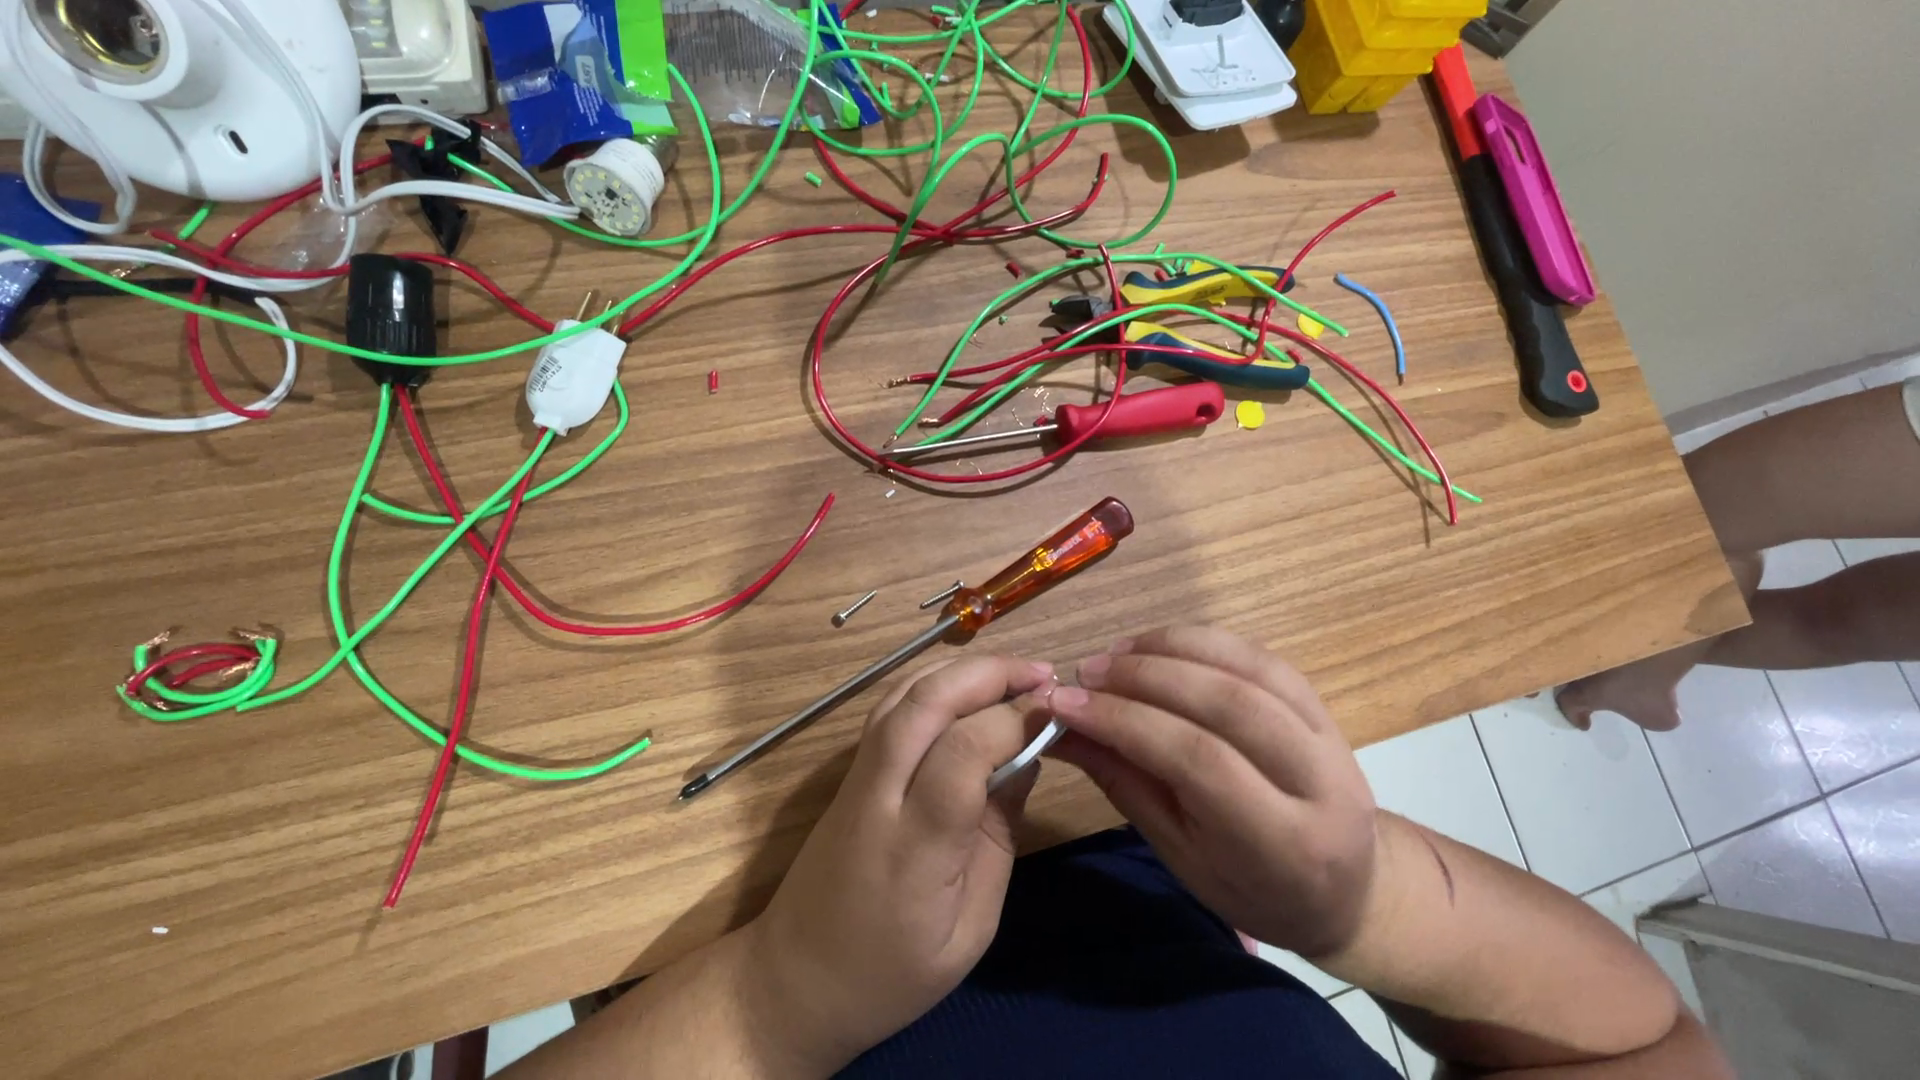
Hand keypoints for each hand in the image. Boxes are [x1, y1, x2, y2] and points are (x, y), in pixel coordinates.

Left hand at [746, 654, 1054, 1071]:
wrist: (792, 983)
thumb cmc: (890, 976)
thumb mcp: (970, 929)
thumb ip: (998, 838)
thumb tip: (1026, 760)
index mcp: (915, 846)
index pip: (964, 750)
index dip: (1014, 719)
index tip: (1056, 712)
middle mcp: (878, 795)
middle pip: (926, 703)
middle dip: (987, 674)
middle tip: (1042, 674)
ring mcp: (854, 778)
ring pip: (900, 695)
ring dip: (957, 670)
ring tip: (1011, 673)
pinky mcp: (846, 774)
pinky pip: (887, 711)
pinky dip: (928, 684)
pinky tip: (961, 689)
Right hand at [1044, 625, 1375, 957]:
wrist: (1349, 890)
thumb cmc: (1252, 889)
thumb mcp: (1180, 855)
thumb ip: (1124, 784)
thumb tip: (1061, 729)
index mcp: (1280, 841)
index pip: (1197, 759)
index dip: (1125, 720)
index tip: (1065, 702)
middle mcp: (1319, 782)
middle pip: (1228, 705)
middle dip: (1146, 677)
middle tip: (1087, 671)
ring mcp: (1331, 738)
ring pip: (1250, 669)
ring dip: (1174, 648)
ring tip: (1117, 651)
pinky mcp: (1327, 709)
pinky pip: (1263, 658)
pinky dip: (1206, 642)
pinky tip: (1161, 645)